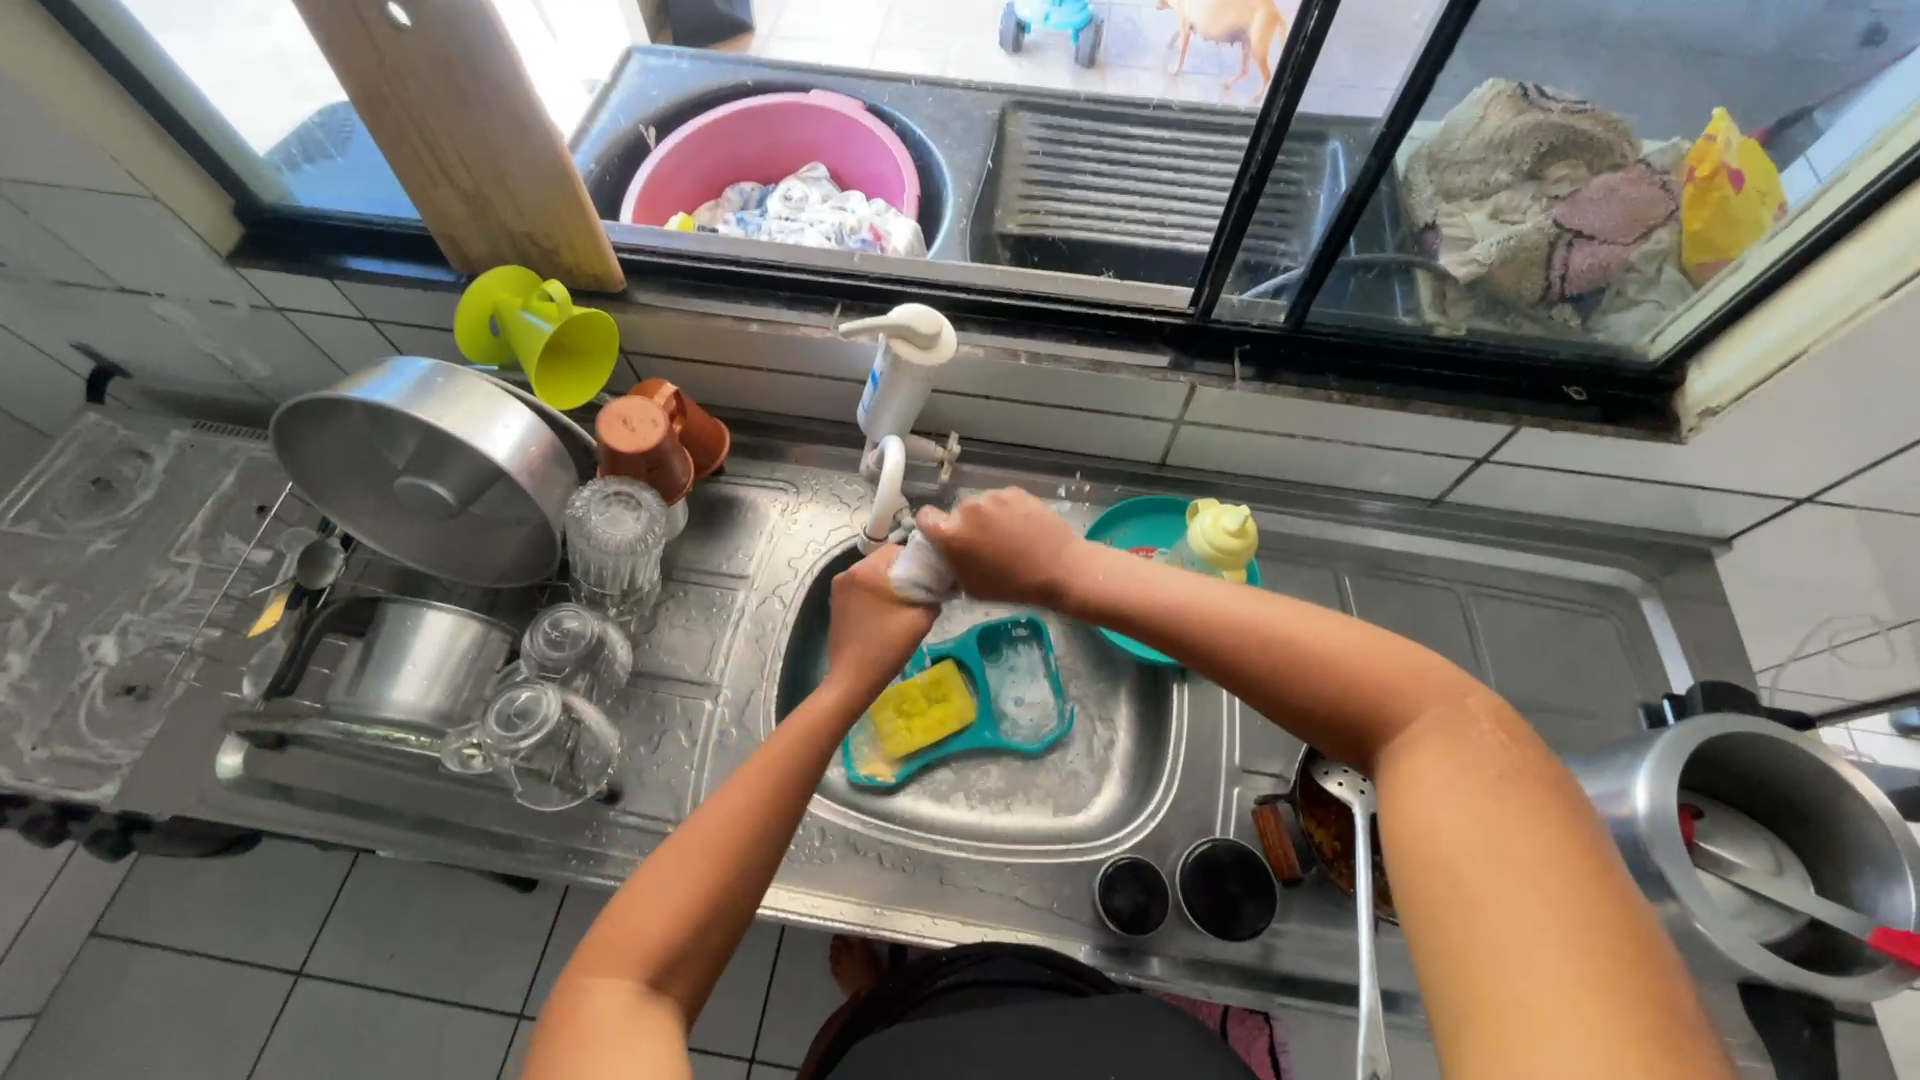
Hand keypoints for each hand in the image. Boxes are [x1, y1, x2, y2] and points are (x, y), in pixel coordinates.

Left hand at [823, 545, 938, 710]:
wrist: (852, 679)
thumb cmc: (887, 648)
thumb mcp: (921, 619)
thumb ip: (933, 596)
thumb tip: (937, 587)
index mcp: (866, 572)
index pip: (896, 549)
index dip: (916, 561)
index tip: (928, 579)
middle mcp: (847, 573)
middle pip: (882, 560)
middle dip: (902, 572)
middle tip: (919, 593)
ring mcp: (838, 588)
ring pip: (871, 573)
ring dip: (888, 583)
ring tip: (903, 604)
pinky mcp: (835, 602)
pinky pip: (861, 587)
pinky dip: (875, 593)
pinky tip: (886, 613)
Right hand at [915, 488, 1085, 607]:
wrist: (1059, 569)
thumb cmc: (1012, 585)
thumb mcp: (971, 587)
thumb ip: (952, 565)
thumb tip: (948, 556)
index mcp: (951, 533)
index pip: (925, 517)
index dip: (932, 527)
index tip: (944, 538)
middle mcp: (967, 509)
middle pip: (957, 513)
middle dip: (966, 526)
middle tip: (984, 544)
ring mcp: (993, 497)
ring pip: (981, 506)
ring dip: (987, 518)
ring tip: (1008, 537)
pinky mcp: (1015, 491)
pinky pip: (1002, 501)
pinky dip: (1007, 511)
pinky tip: (1022, 528)